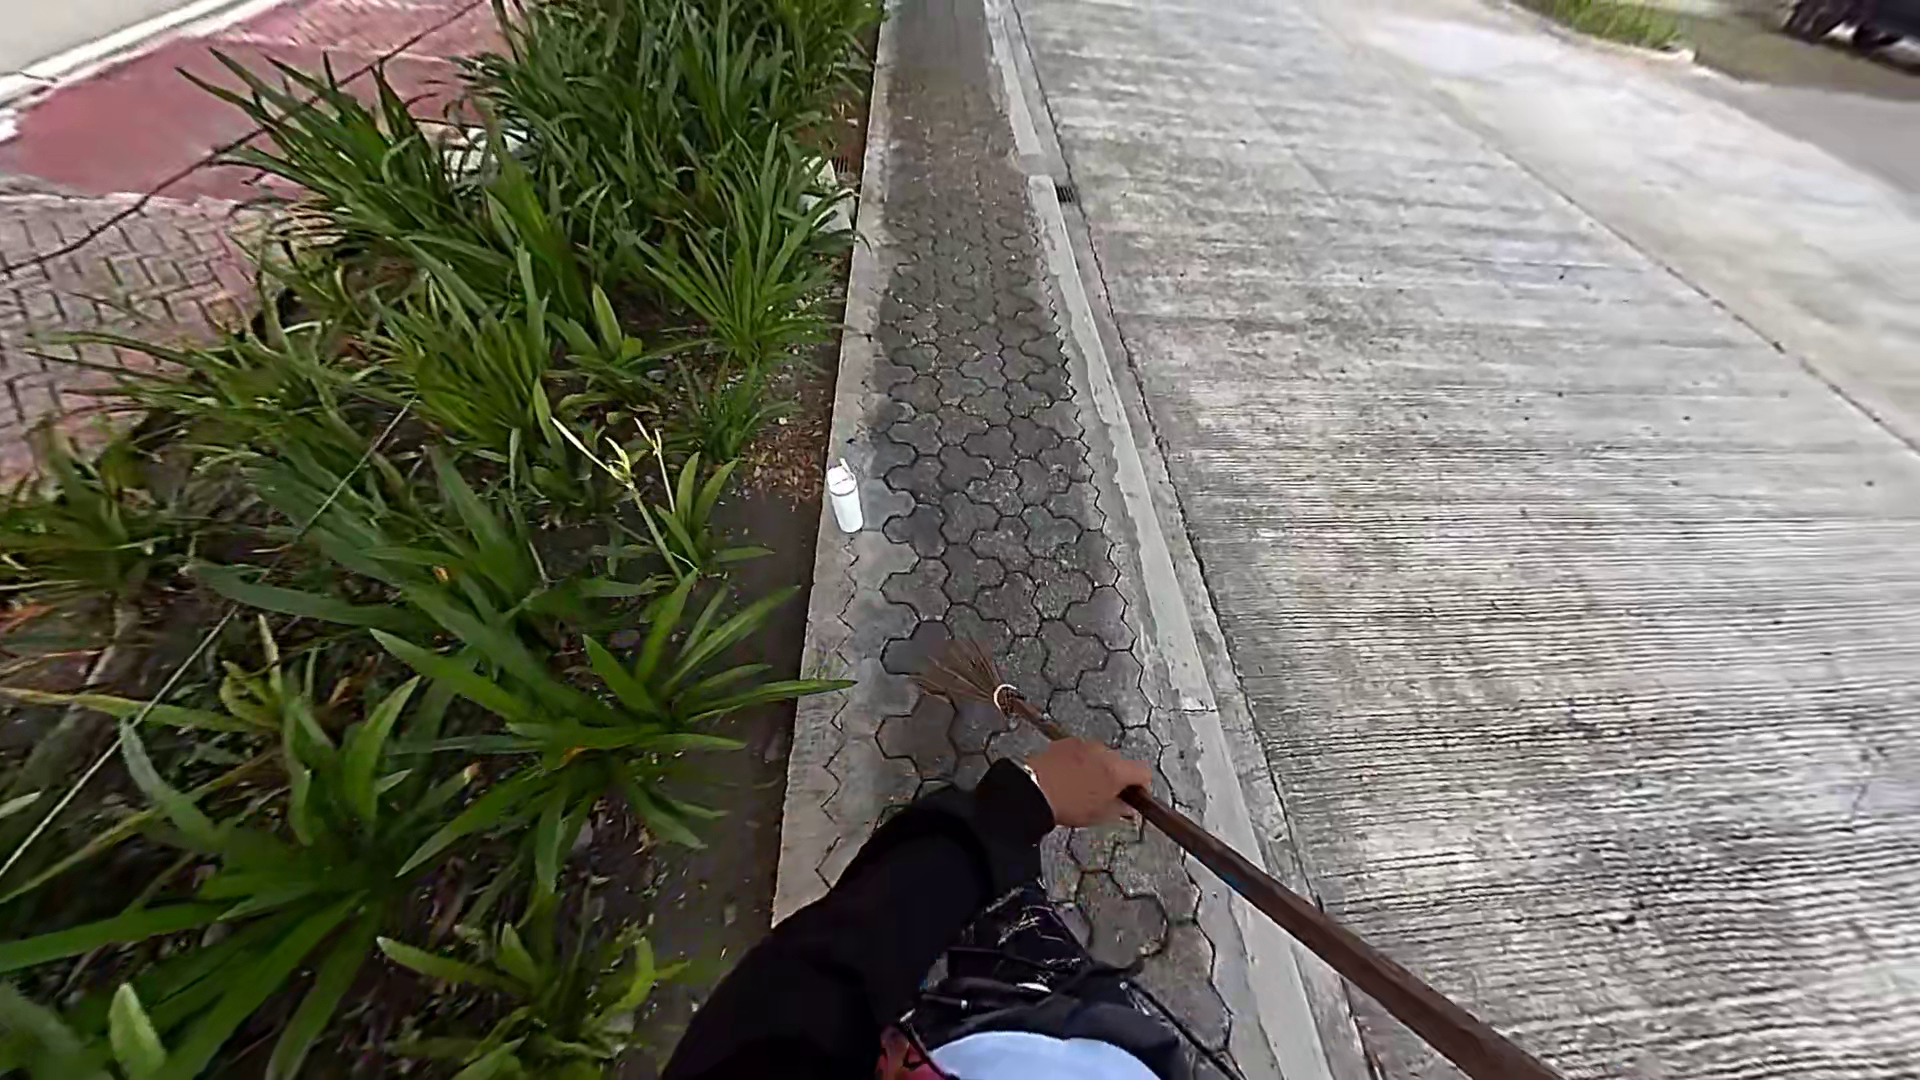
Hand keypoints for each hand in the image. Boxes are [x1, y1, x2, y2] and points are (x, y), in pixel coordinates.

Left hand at [1023, 738, 1152, 827]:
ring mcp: (1084, 743)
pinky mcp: (1067, 741)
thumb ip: (1120, 809)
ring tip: (1084, 787)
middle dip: (1118, 777)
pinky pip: (1083, 750)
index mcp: (1116, 769)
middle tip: (1107, 795)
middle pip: (1121, 762)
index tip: (1135, 797)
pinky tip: (1070, 776)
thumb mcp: (1100, 815)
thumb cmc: (1068, 804)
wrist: (1034, 788)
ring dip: (1098, 767)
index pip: (1143, 771)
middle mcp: (1103, 751)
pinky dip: (1082, 760)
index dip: (1142, 786)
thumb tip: (1128, 807)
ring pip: (1101, 755)